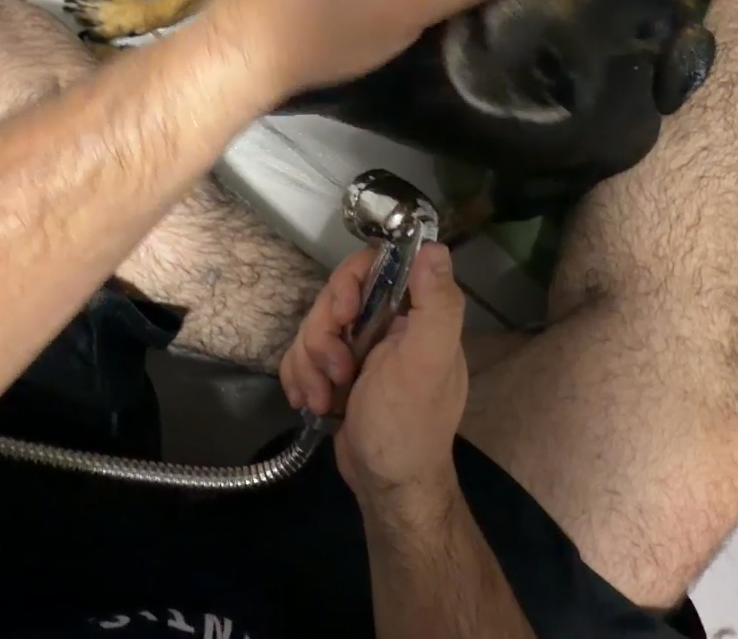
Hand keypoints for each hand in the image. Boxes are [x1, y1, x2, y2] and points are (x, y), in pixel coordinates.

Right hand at [281, 243, 468, 502]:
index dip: (348, 282)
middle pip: (333, 298)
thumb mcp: (427, 363)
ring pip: (312, 327)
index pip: (373, 266)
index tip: (342, 314)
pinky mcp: (335, 371)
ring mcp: (358, 348)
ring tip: (326, 399)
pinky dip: (301, 379)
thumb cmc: (409, 426)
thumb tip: (434, 247)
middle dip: (323, 337)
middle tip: (338, 372)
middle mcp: (386, 324)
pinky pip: (301, 355)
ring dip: (310, 365)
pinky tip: (313, 404)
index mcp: (413, 314)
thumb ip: (436, 305)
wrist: (387, 490)